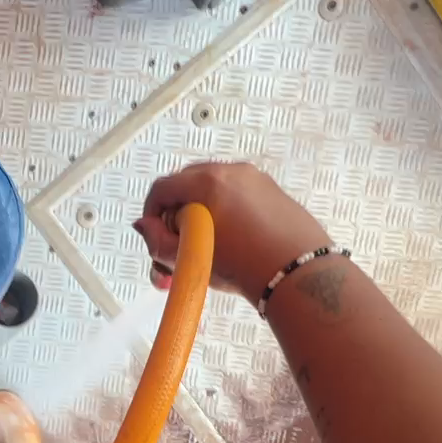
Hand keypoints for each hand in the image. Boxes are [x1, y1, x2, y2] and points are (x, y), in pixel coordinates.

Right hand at [133, 162, 332, 299]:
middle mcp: (230, 171)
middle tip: (175, 251)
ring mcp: (253, 179)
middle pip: (185, 187)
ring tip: (201, 253)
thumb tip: (145, 227)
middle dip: (174, 219)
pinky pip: (234, 197)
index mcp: (206, 182)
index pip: (162, 188)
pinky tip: (226, 246)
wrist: (296, 271)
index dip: (151, 215)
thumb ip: (159, 241)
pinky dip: (221, 216)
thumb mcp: (189, 257)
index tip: (153, 238)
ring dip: (197, 219)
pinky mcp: (270, 192)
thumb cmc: (244, 264)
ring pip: (210, 193)